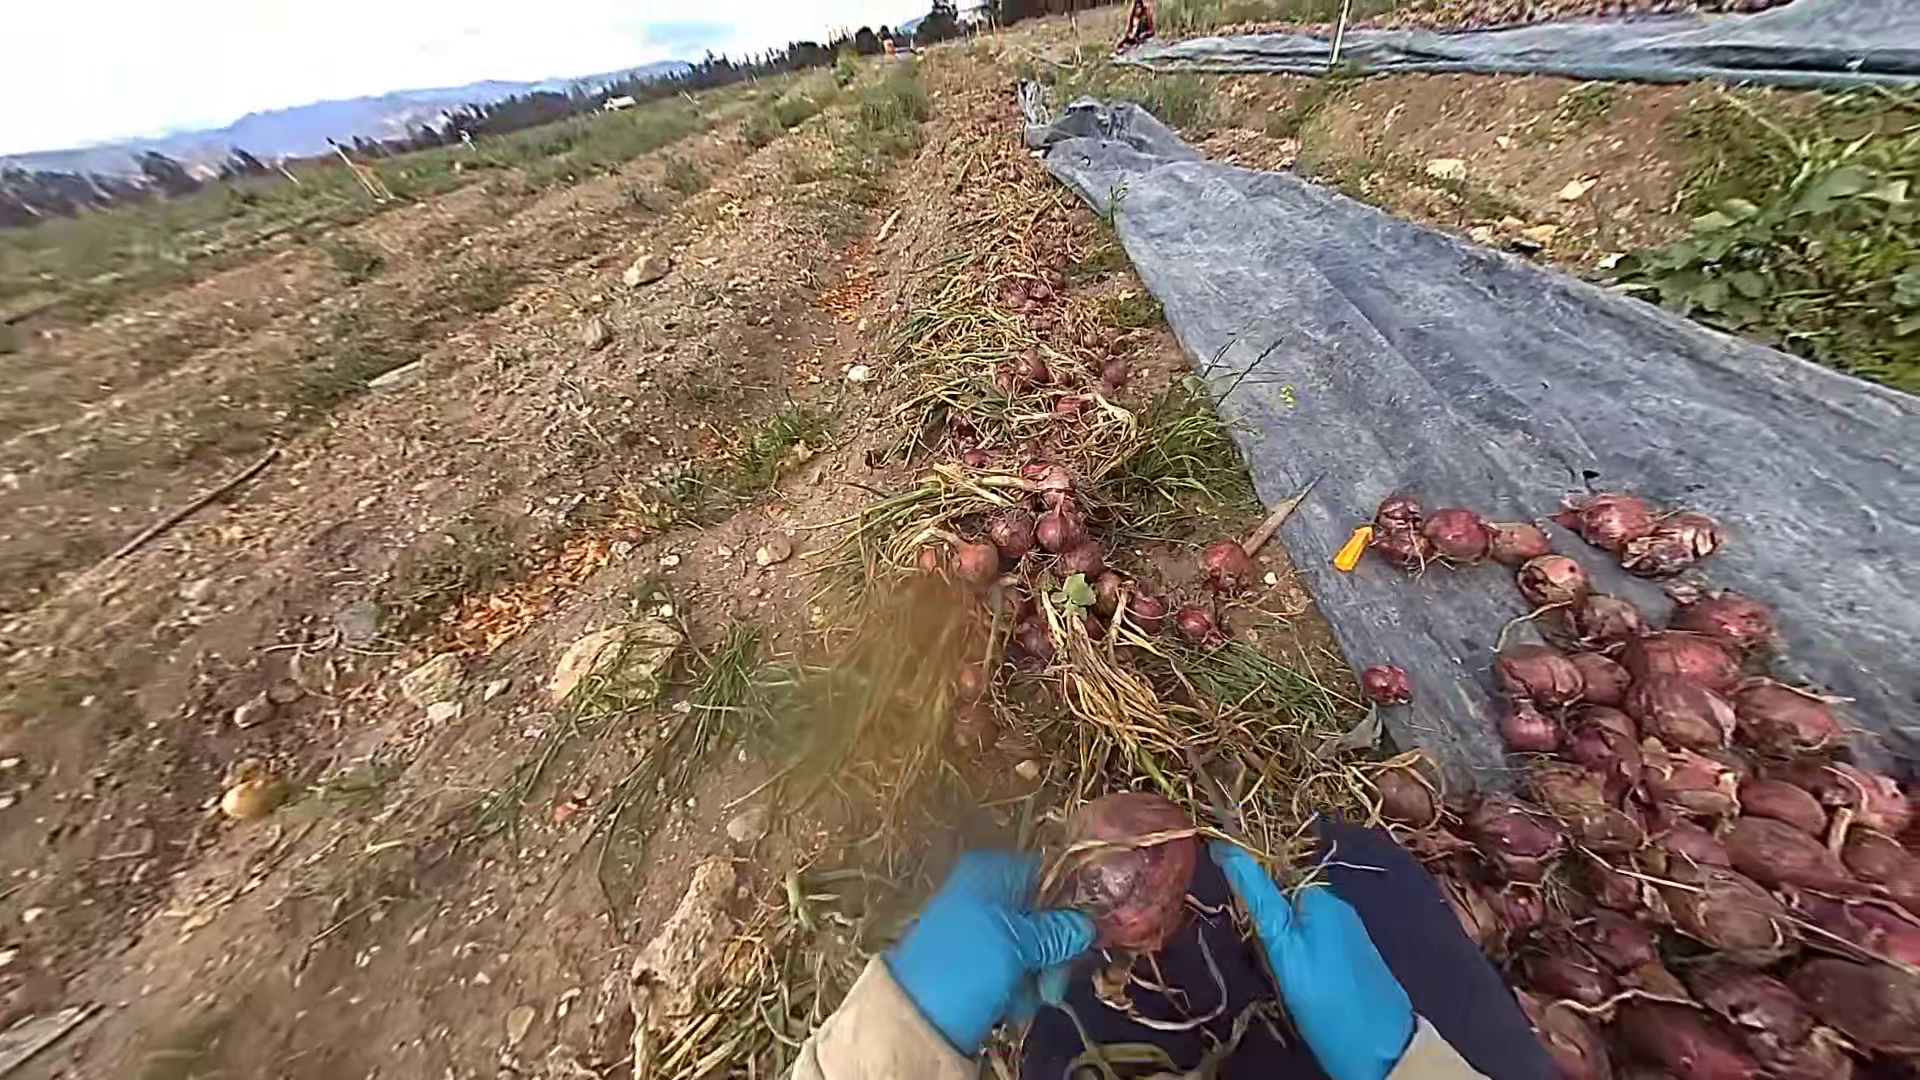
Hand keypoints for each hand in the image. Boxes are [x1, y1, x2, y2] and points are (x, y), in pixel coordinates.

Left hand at [886, 851, 1095, 1054]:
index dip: (1068, 901)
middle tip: (1052, 978)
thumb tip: (1088, 924)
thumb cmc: (963, 965)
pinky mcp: (976, 956)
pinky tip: (1012, 1002)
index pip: (1044, 872)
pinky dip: (1019, 982)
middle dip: (1053, 946)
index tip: (1086, 931)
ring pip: (1030, 941)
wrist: (915, 1016)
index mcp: (990, 870)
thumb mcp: (1016, 944)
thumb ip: (1056, 932)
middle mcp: (985, 889)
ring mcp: (980, 923)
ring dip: (1038, 971)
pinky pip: (1013, 962)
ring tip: (1028, 995)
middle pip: (1040, 909)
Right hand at [1212, 840, 1414, 1079]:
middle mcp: (1334, 902)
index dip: (1241, 871)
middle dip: (1259, 904)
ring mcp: (1347, 928)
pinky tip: (1288, 965)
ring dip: (1275, 924)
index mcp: (1316, 893)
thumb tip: (1222, 843)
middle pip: (1280, 887)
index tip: (1223, 891)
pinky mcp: (1353, 953)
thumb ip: (1254, 894)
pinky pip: (1310, 929)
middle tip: (1248, 938)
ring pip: (1294, 910)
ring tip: (1264, 956)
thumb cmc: (1327, 1000)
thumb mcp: (1281, 946)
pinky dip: (1293, 939)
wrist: (1391, 1061)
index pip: (1267, 863)